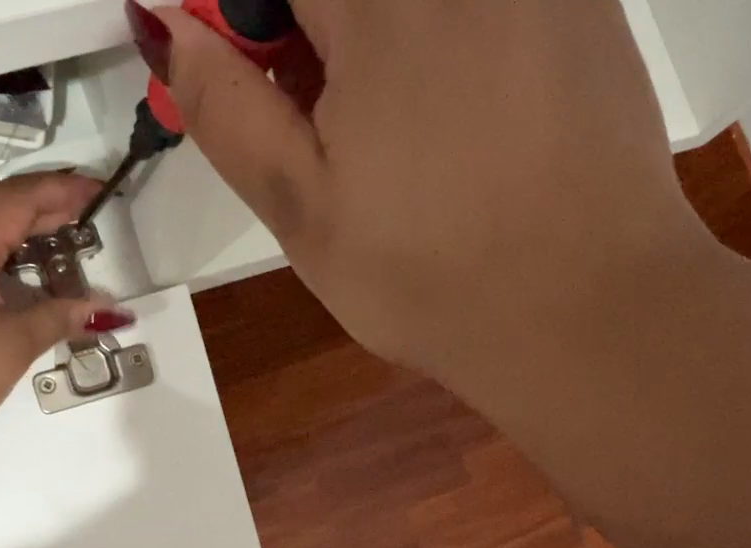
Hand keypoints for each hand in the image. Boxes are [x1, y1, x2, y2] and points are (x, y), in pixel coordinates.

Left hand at [0, 173, 123, 445]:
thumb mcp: (15, 344)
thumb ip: (62, 316)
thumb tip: (108, 309)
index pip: (15, 199)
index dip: (60, 190)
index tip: (97, 190)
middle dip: (42, 207)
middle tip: (86, 212)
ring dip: (18, 229)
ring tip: (60, 236)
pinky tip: (19, 268)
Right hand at [145, 0, 713, 382]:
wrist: (587, 312)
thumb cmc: (427, 278)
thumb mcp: (302, 211)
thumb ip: (224, 109)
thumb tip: (163, 23)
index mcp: (384, 7)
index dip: (245, 21)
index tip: (255, 82)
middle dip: (306, 32)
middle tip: (316, 111)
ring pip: (404, 7)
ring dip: (365, 41)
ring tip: (389, 127)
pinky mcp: (585, 4)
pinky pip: (474, 6)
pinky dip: (436, 39)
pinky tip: (454, 116)